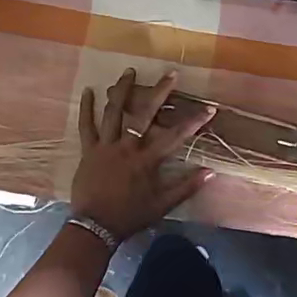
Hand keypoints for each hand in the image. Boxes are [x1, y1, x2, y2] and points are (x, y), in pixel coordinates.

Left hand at [71, 68, 215, 239]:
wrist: (95, 226)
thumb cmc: (130, 216)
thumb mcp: (162, 205)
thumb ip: (185, 187)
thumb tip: (210, 172)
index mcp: (147, 161)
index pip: (175, 136)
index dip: (194, 121)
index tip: (209, 108)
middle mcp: (127, 147)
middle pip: (144, 114)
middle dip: (159, 93)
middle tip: (170, 74)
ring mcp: (105, 146)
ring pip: (114, 112)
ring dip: (122, 90)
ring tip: (129, 71)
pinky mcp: (88, 151)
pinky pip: (86, 126)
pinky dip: (87, 108)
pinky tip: (88, 90)